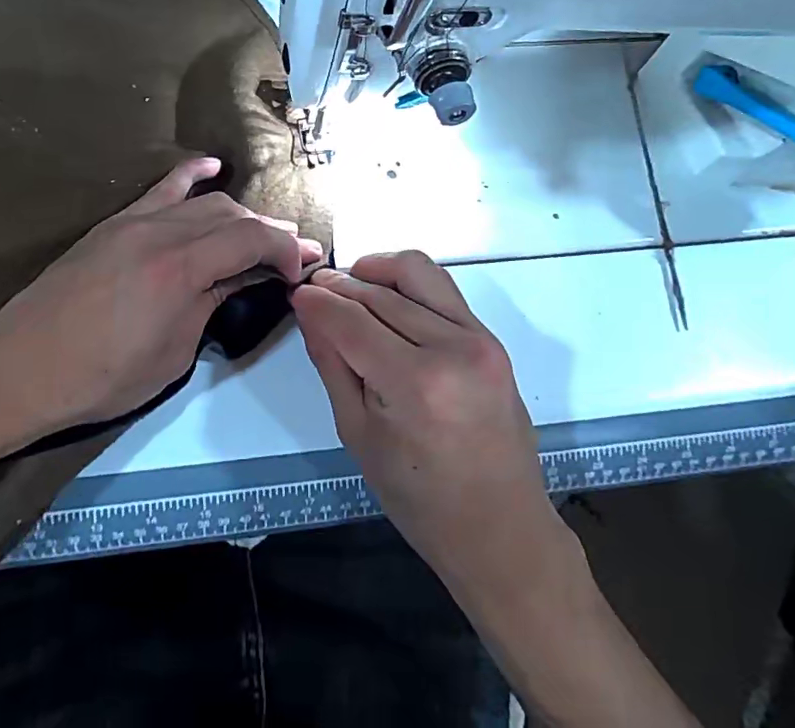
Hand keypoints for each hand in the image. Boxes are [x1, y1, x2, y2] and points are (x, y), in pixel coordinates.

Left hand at [0, 156, 322, 434]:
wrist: (19, 367)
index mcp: (180, 270)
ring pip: (204, 202)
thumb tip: (241, 277)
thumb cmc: (101, 376)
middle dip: (270, 233)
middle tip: (293, 253)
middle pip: (233, 215)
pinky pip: (161, 189)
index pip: (252, 240)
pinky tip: (212, 167)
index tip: (299, 271)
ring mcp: (134, 222)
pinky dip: (192, 176)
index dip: (284, 251)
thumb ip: (212, 303)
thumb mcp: (174, 352)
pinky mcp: (114, 225)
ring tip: (263, 232)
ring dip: (240, 214)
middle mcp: (160, 233)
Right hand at [290, 252, 568, 592]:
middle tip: (313, 289)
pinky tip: (385, 294)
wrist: (499, 526)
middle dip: (339, 285)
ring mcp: (479, 339)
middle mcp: (452, 349)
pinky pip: (443, 289)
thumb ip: (333, 364)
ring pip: (416, 273)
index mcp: (415, 384)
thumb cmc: (419, 498)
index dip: (316, 302)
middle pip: (380, 293)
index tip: (295, 294)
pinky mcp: (491, 338)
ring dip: (376, 269)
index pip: (351, 321)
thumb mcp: (358, 435)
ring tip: (348, 282)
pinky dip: (408, 282)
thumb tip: (310, 311)